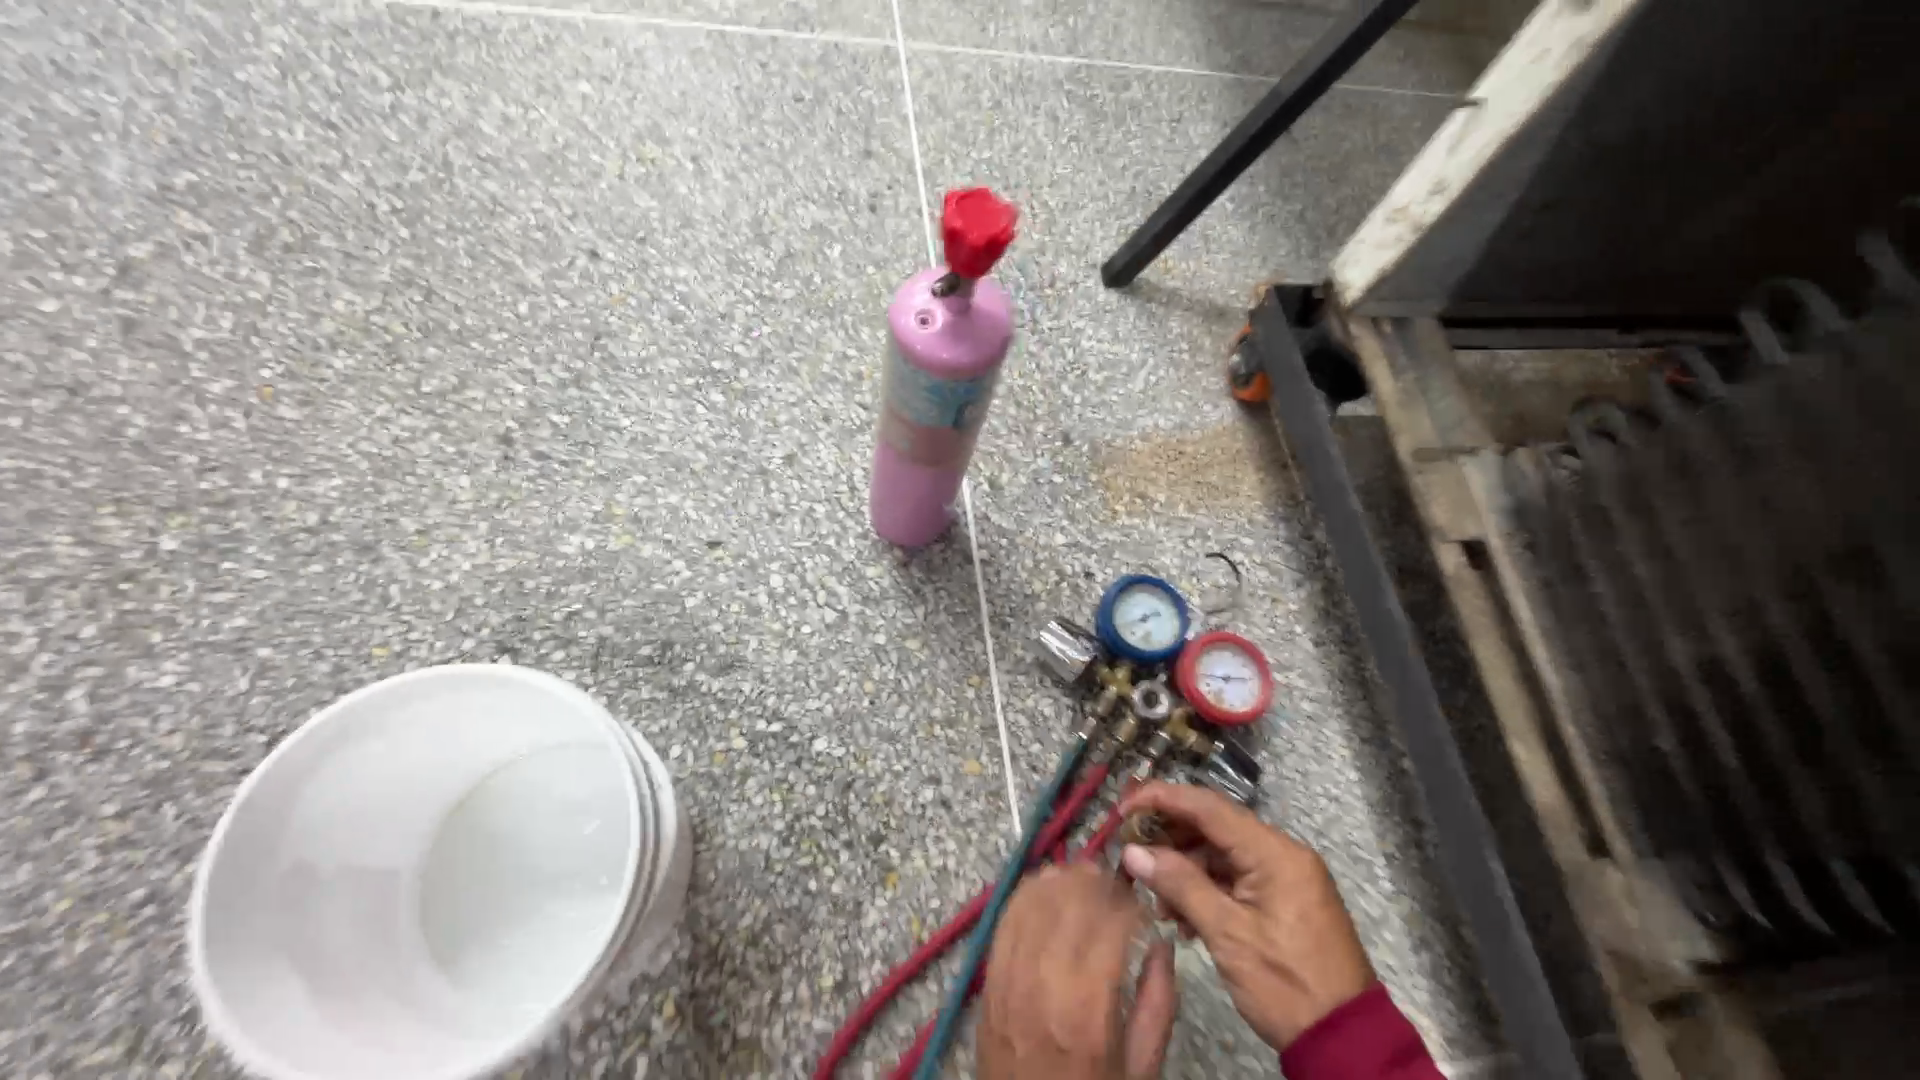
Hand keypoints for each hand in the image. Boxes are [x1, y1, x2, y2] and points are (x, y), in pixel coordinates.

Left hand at [978, 864, 1177, 1079]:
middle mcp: (1045, 986)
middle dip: (1093, 883)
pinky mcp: (988, 982)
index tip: (1140, 895)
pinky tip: (1041, 884)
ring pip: (1033, 907)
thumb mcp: (1140, 1068)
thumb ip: (1157, 1005)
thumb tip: (1162, 946)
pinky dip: (1024, 896)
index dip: (1126, 901)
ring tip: (1080, 873)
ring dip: (1058, 881)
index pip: (1109, 928)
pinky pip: (1005, 924)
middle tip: (1111, 877)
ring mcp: (1010, 981)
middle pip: (1068, 907)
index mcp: (1089, 1010)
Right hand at [1117, 783, 1374, 1051]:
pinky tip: (1181, 916)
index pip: (1209, 806)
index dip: (1162, 799)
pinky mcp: (1281, 899)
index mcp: (1274, 852)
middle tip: (1131, 854)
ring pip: (1220, 853)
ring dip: (1184, 869)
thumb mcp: (1227, 934)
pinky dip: (1204, 889)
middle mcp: (1281, 853)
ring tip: (1157, 901)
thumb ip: (1179, 885)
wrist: (1344, 1040)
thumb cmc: (1285, 985)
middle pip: (1213, 826)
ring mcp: (1284, 876)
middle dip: (1169, 838)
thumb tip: (1132, 851)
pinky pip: (1234, 877)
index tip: (1123, 808)